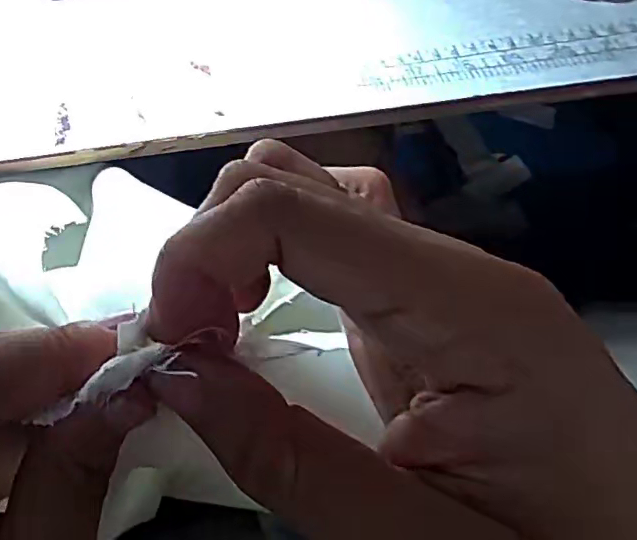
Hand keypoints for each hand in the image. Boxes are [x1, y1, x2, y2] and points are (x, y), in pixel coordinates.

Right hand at [142, 140, 636, 539]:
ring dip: (224, 238)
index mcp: (469, 306)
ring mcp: (434, 273)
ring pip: (291, 184)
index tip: (166, 332)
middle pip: (278, 178)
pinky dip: (255, 245)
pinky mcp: (417, 295)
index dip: (197, 251)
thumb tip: (168, 372)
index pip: (285, 207)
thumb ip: (284, 458)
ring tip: (214, 317)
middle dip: (204, 244)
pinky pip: (314, 224)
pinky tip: (255, 303)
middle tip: (187, 334)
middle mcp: (448, 264)